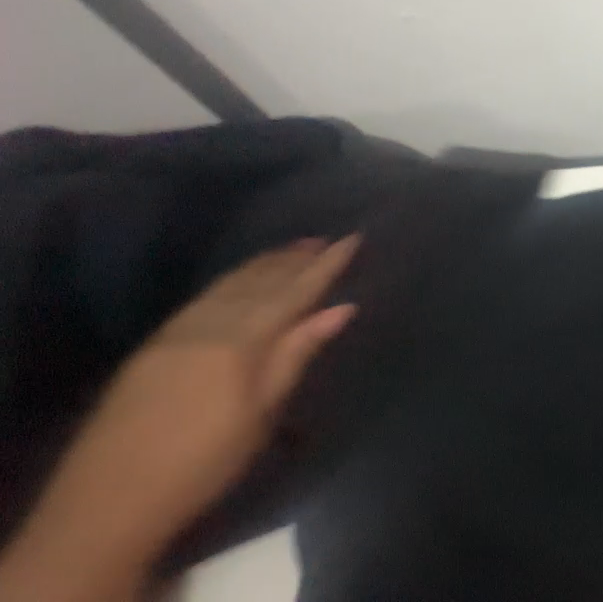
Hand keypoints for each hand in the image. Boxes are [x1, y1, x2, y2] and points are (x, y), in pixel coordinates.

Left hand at [0, 236, 359, 600]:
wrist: (108, 505)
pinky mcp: (150, 351)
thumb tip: (342, 307)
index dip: (325, 266)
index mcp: (240, 342)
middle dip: (291, 260)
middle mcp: (205, 328)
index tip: (353, 239)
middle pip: (256, 284)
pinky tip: (236, 282)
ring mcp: (172, 337)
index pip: (293, 293)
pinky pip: (201, 300)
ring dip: (260, 267)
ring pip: (225, 288)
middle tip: (322, 239)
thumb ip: (297, 354)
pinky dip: (228, 283)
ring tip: (288, 250)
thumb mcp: (263, 412)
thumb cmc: (205, 462)